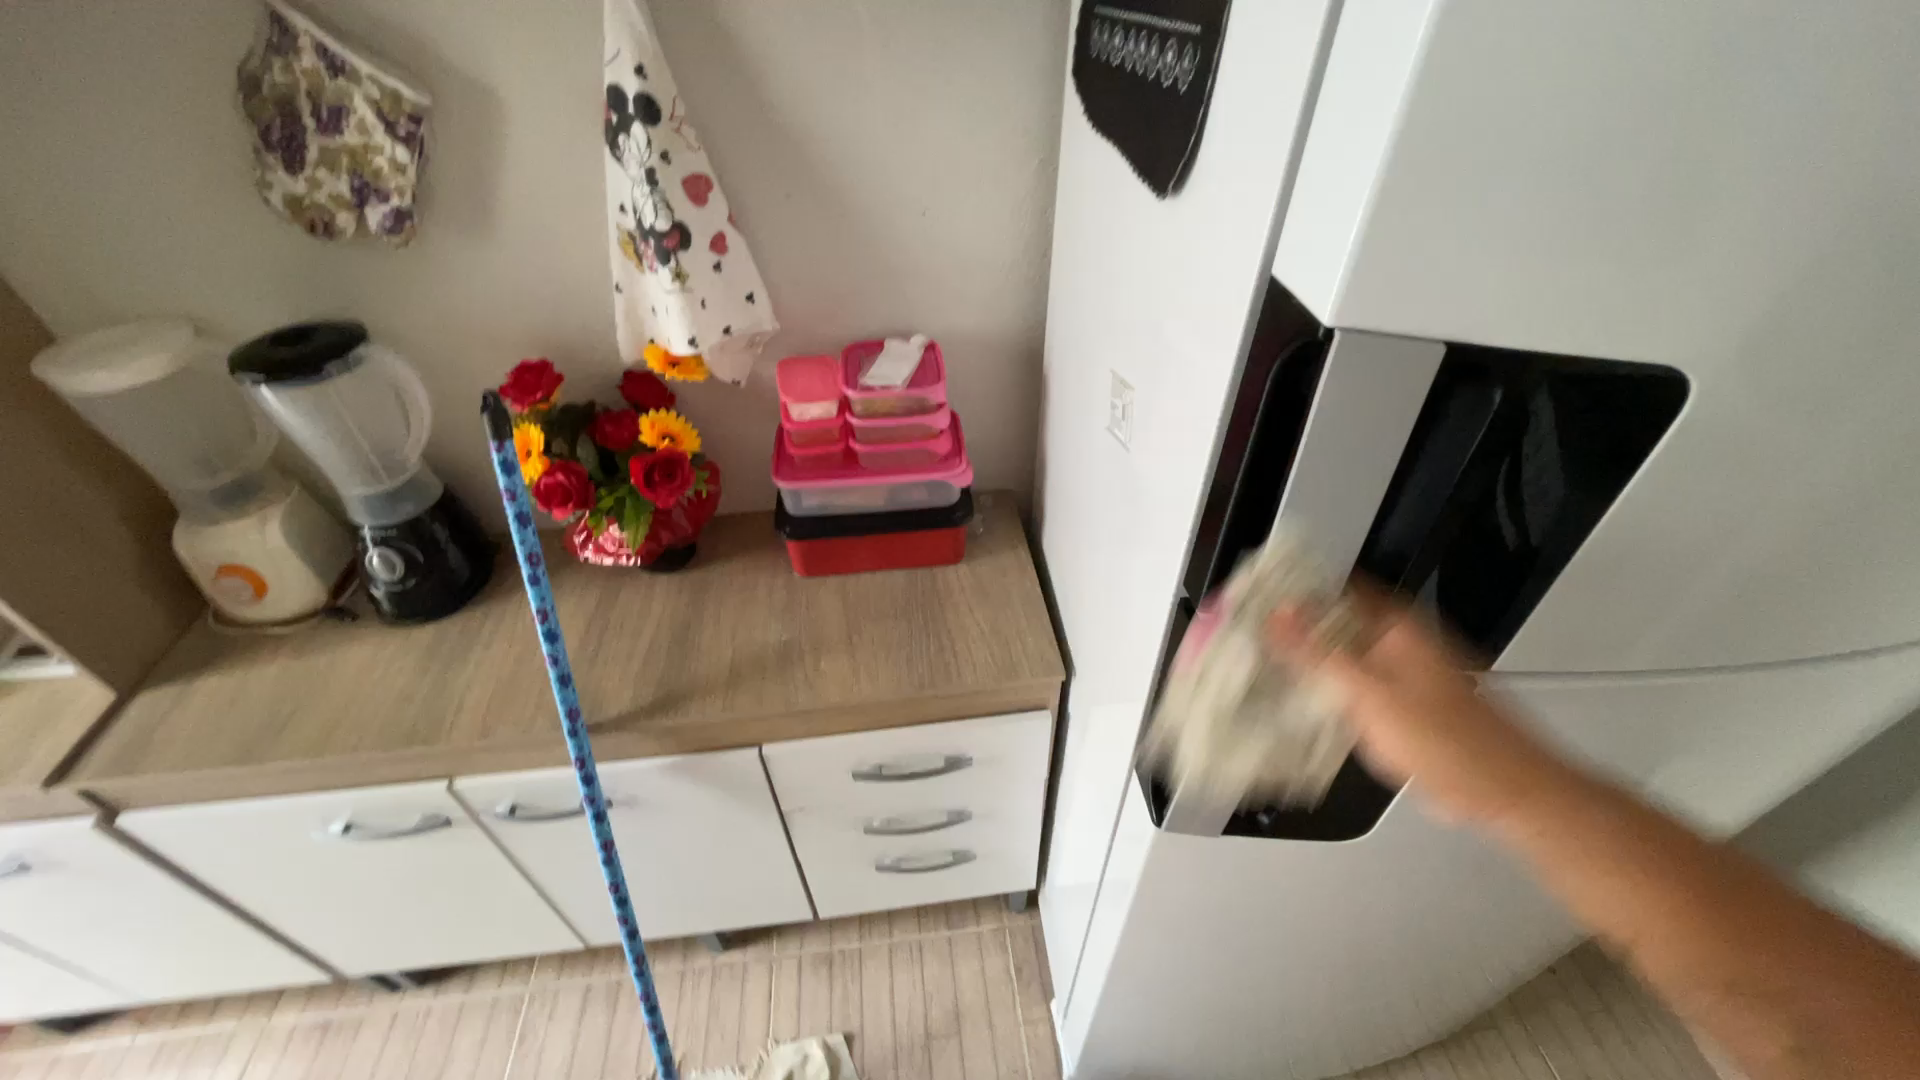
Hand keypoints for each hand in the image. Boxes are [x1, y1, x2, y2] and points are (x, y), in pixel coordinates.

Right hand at [1270, 592, 1568, 825]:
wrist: (1502, 792)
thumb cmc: (1454, 743)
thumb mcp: (1371, 694)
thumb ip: (1318, 653)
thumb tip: (1278, 616)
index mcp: (1395, 627)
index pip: (1332, 589)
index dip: (1290, 588)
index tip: (1251, 596)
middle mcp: (1395, 644)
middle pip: (1330, 622)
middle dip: (1288, 628)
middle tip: (1243, 634)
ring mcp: (1394, 674)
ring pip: (1335, 655)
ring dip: (1302, 661)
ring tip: (1257, 666)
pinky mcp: (1393, 704)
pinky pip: (1345, 687)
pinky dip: (1320, 690)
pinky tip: (1293, 702)